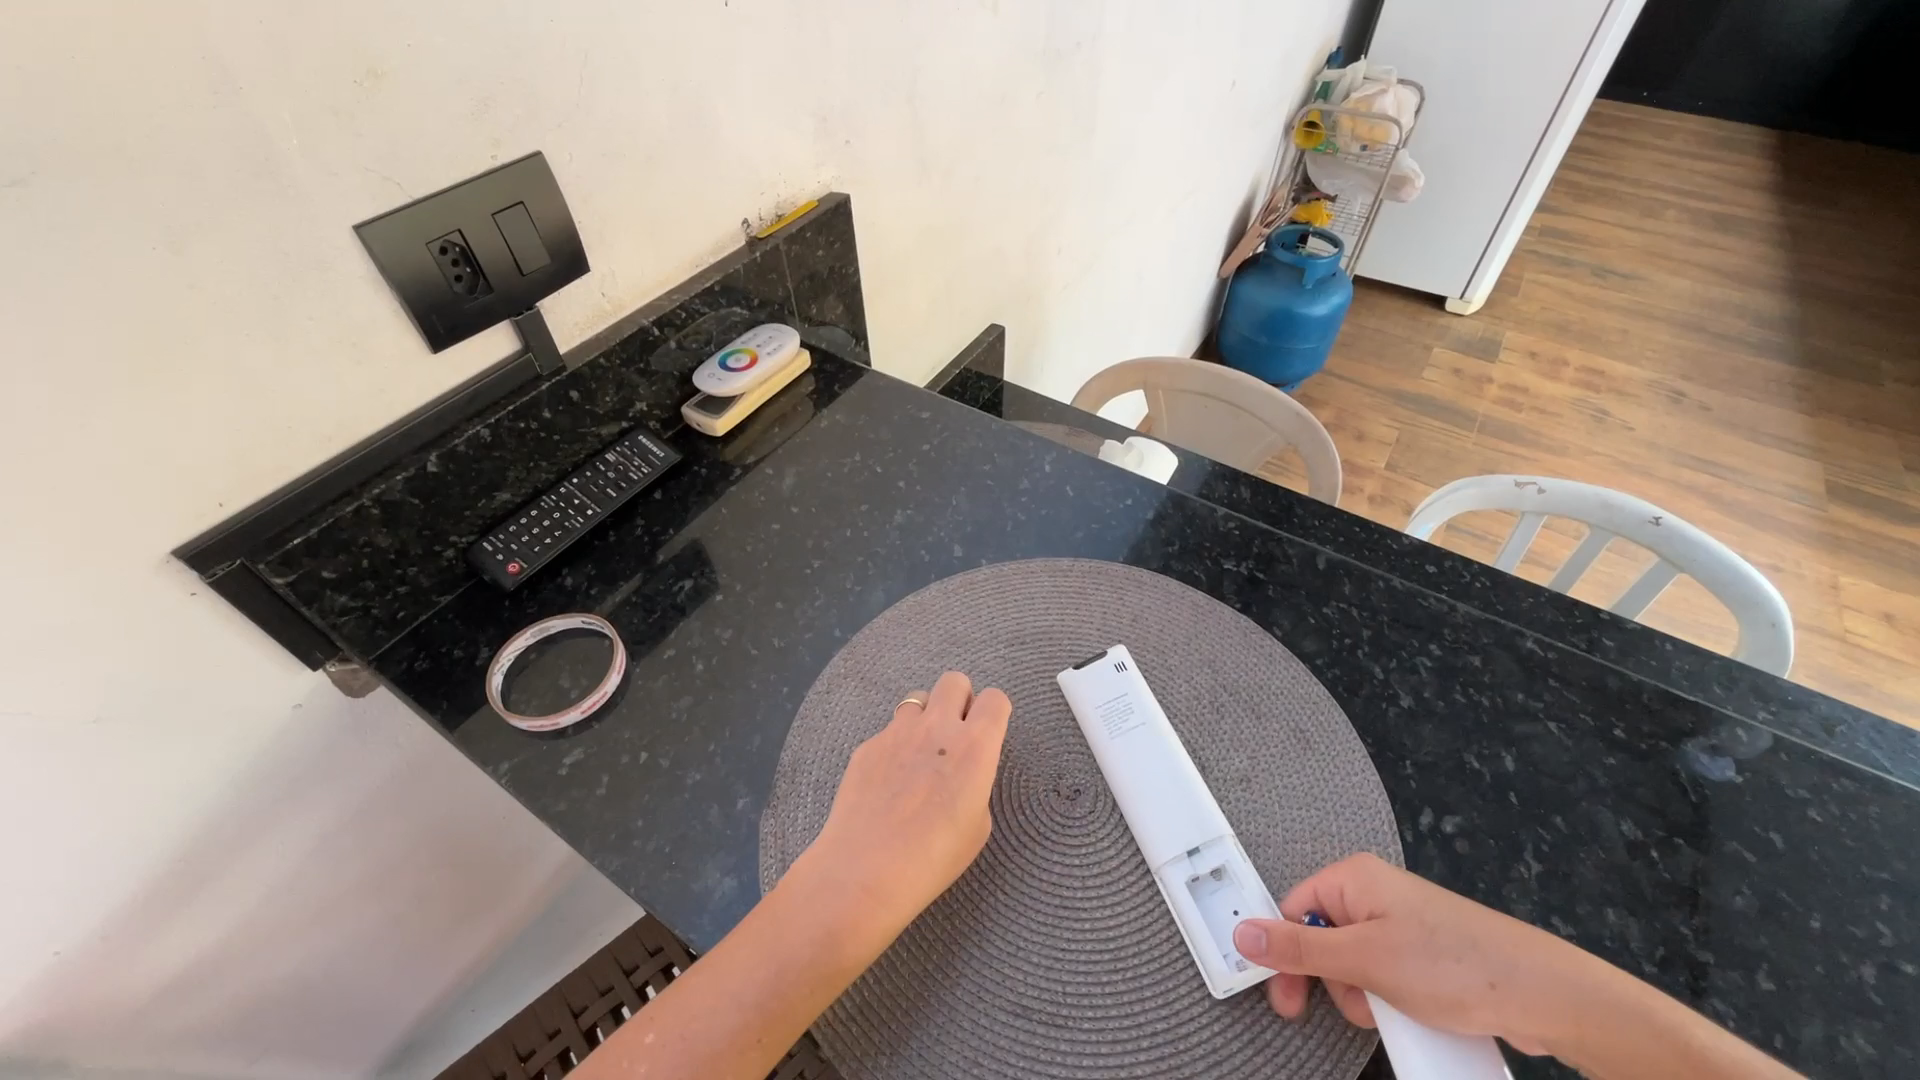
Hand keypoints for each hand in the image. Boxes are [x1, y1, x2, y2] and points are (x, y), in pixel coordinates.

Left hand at [793, 671, 1011, 933]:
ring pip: (918, 698)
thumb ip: (975, 783)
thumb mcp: (978, 826)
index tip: (989, 731)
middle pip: (955, 681)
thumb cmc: (933, 857)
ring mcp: (897, 731)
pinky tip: (888, 782)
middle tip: (956, 732)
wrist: (866, 869)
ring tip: (919, 753)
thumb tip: (962, 773)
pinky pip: (888, 730)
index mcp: (974, 747)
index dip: (995, 712)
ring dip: (925, 717)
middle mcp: (937, 727)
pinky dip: (895, 746)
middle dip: (960, 699)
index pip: (995, 699)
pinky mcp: (867, 745)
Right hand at [1232, 853, 1607, 1055]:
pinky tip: (1409, 1014)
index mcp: (1353, 878)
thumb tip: (1240, 932)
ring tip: (1391, 1011)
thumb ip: (1298, 949)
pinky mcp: (1426, 954)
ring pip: (1354, 963)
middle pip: (1322, 938)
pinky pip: (1386, 975)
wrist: (1547, 996)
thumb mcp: (1365, 961)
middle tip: (1346, 1011)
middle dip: (1330, 979)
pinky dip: (1389, 998)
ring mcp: (1403, 924)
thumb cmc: (1451, 966)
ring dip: (1362, 994)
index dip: (1285, 952)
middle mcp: (1374, 894)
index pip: (1294, 909)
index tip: (1286, 997)